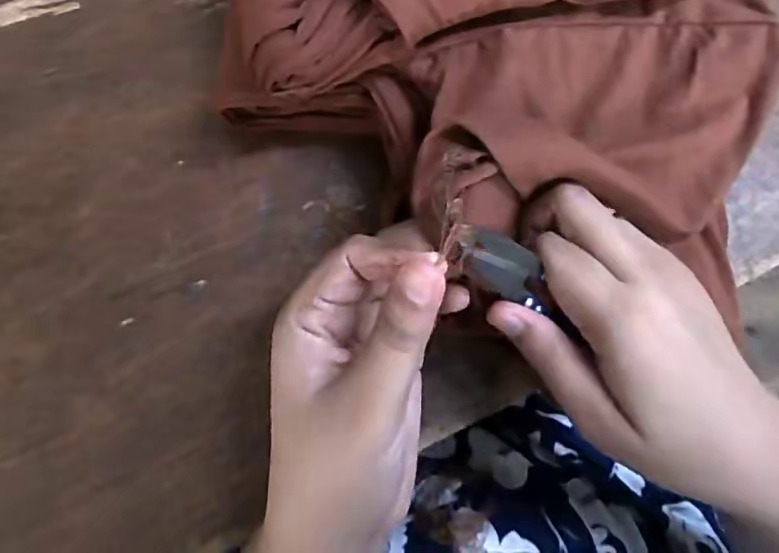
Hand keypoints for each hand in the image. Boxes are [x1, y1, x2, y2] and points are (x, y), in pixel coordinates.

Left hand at [254, 224, 468, 552]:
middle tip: (464, 258)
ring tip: (469, 273)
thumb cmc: (339, 468)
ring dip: (429, 276)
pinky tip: (461, 302)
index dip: (395, 253)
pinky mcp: (386, 353)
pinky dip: (434, 302)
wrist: (340, 537)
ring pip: (396, 283)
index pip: (352, 258)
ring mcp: (359, 333)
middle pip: (376, 264)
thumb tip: (432, 262)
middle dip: (416, 257)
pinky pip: (410, 312)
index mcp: (308, 316)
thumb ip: (399, 330)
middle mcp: (331, 315)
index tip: (441, 262)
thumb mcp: (371, 398)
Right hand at [484, 184, 778, 514]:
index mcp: (621, 314)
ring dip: (572, 226)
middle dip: (543, 218)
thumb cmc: (666, 442)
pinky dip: (600, 236)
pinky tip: (604, 281)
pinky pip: (624, 225)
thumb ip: (547, 354)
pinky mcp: (678, 261)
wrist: (748, 439)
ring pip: (600, 207)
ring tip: (570, 275)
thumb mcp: (596, 418)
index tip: (522, 289)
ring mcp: (666, 259)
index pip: (553, 247)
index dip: (526, 259)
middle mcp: (644, 270)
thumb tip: (497, 307)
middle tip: (537, 264)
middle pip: (576, 199)